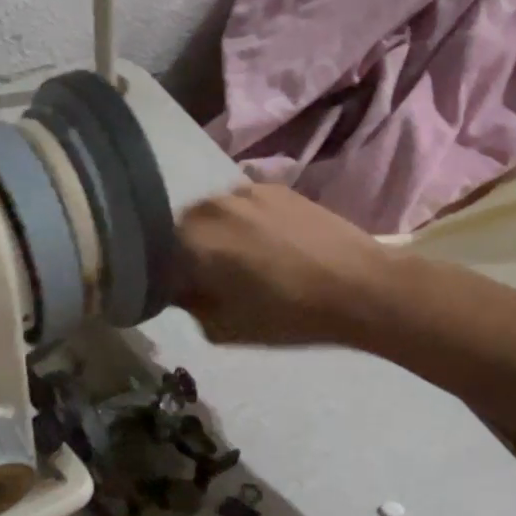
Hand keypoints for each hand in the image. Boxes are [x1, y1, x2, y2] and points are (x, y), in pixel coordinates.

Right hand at [175, 183, 398, 345]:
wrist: (360, 286)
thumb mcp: (224, 329)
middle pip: (180, 230)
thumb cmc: (287, 315)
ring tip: (239, 263)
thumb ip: (190, 306)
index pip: (155, 260)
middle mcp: (211, 206)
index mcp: (192, 241)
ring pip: (212, 215)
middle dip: (186, 254)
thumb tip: (181, 290)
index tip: (178, 299)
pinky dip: (242, 223)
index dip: (163, 282)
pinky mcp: (276, 187)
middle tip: (207, 282)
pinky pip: (241, 206)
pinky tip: (264, 247)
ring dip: (215, 236)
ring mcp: (245, 190)